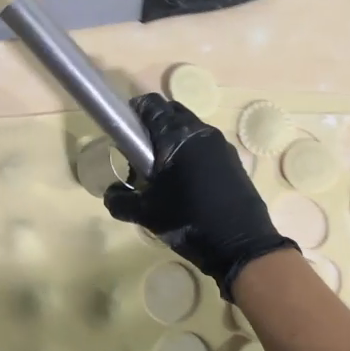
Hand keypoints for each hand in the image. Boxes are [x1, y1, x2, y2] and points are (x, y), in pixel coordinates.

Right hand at [105, 94, 296, 299]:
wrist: (239, 245)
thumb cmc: (188, 220)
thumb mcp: (146, 214)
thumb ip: (121, 200)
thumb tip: (109, 194)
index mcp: (176, 136)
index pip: (152, 105)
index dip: (135, 111)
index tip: (124, 128)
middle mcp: (201, 132)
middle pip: (172, 113)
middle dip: (153, 125)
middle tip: (139, 150)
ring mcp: (221, 145)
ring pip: (190, 129)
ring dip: (173, 139)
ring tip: (161, 169)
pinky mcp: (233, 161)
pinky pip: (205, 146)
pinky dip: (190, 153)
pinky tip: (184, 181)